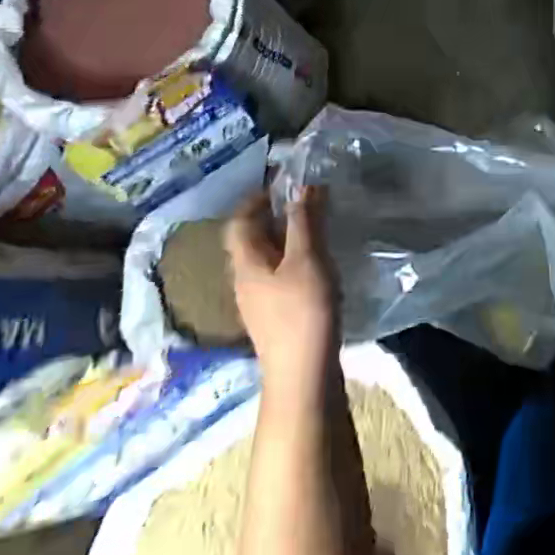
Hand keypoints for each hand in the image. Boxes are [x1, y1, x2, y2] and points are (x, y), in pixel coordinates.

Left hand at [226, 186, 338, 390]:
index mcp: (246, 263)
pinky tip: (316, 263)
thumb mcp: (308, 258)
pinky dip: (292, 258)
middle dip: (273, 216)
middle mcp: (244, 279)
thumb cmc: (304, 309)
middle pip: (250, 240)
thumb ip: (305, 222)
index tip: (284, 183)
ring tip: (315, 227)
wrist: (303, 371)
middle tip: (305, 201)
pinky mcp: (274, 315)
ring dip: (284, 237)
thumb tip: (303, 186)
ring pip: (264, 258)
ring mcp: (258, 300)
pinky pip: (277, 275)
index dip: (256, 199)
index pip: (238, 222)